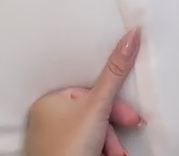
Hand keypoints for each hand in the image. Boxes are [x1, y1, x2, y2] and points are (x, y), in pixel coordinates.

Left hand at [24, 29, 145, 155]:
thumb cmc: (70, 149)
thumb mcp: (98, 107)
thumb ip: (115, 72)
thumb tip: (132, 34)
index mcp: (48, 102)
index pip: (90, 93)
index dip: (114, 105)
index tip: (132, 118)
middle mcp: (46, 120)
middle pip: (92, 113)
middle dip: (114, 128)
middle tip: (130, 135)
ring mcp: (50, 142)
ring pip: (91, 132)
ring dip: (110, 143)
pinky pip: (84, 146)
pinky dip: (99, 151)